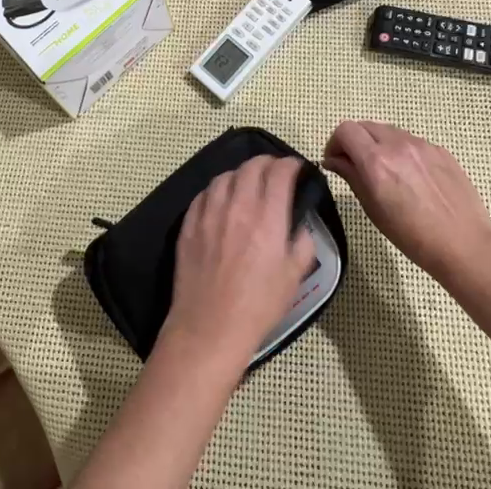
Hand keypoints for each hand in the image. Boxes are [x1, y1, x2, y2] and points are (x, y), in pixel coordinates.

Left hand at [161, 156, 316, 368]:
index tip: (296, 168)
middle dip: (267, 163)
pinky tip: (221, 199)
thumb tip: (300, 226)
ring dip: (240, 174)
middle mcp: (237, 207)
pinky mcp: (188, 225)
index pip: (280, 173)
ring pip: (224, 176)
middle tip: (274, 171)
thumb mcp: (294, 277)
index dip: (291, 165)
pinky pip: (203, 195)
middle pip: (251, 167)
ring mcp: (209, 214)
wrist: (209, 327)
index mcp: (267, 217)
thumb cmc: (258, 306)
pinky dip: (216, 190)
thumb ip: (302, 244)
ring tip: (247, 182)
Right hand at [323, 120, 490, 281]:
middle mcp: (398, 145)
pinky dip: (401, 151)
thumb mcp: (373, 209)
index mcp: (376, 161)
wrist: (464, 243)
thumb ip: (351, 177)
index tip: (335, 161)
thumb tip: (334, 160)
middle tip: (354, 165)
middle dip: (354, 141)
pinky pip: (412, 141)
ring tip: (385, 172)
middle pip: (365, 126)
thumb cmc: (413, 236)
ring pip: (389, 131)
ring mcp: (422, 145)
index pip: (345, 130)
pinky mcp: (440, 150)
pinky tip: (411, 177)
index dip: (334, 143)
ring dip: (378, 144)